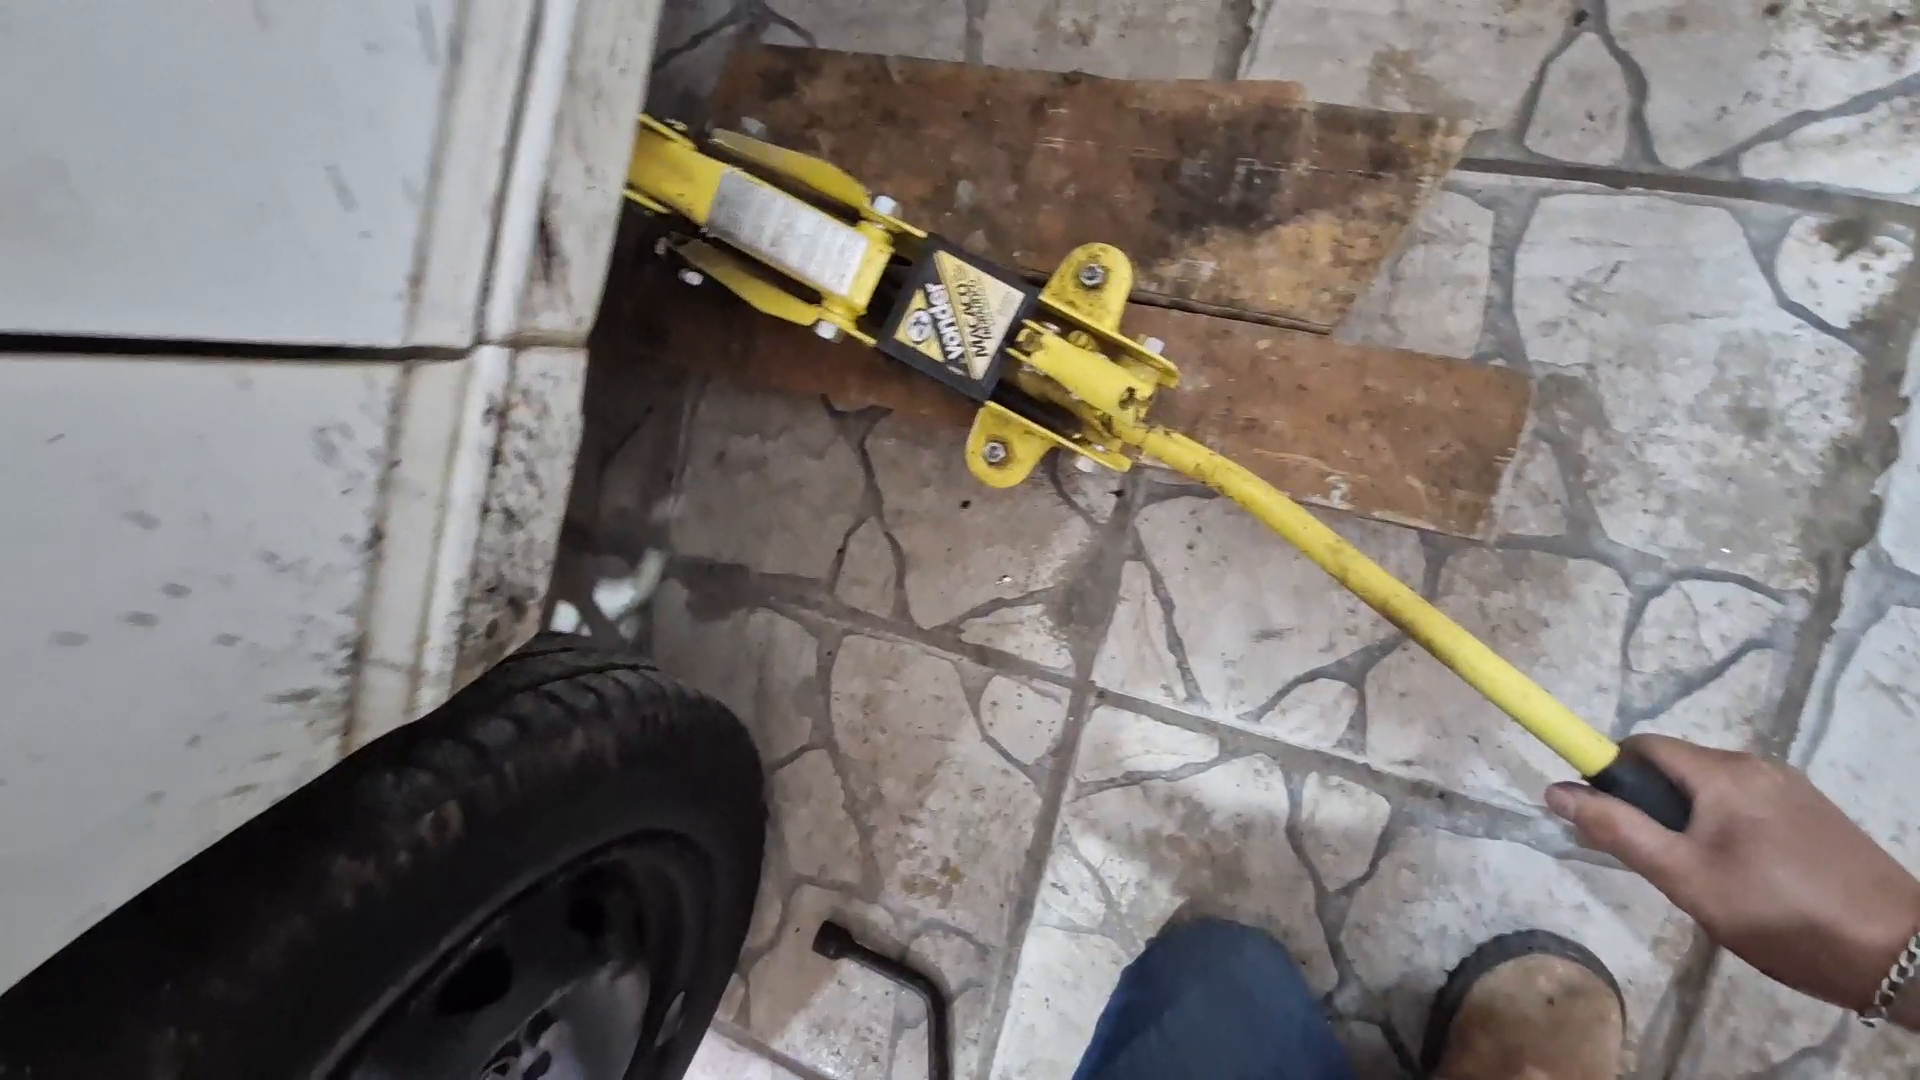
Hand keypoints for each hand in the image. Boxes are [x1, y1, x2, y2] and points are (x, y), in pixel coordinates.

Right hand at [1545, 734, 1919, 1025]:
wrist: (1910, 963)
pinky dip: (1722, 828)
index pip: (1639, 746)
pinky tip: (1740, 874)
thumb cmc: (1781, 912)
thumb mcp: (1683, 876)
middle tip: (1651, 856)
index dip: (1609, 773)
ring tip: (1698, 874)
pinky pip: (1743, 805)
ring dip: (1684, 819)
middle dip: (1648, 803)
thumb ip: (1615, 828)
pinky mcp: (1817, 816)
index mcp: (1723, 772)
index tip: (1604, 815)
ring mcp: (1793, 791)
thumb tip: (1554, 790)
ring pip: (1707, 789)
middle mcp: (1757, 766)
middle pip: (1673, 767)